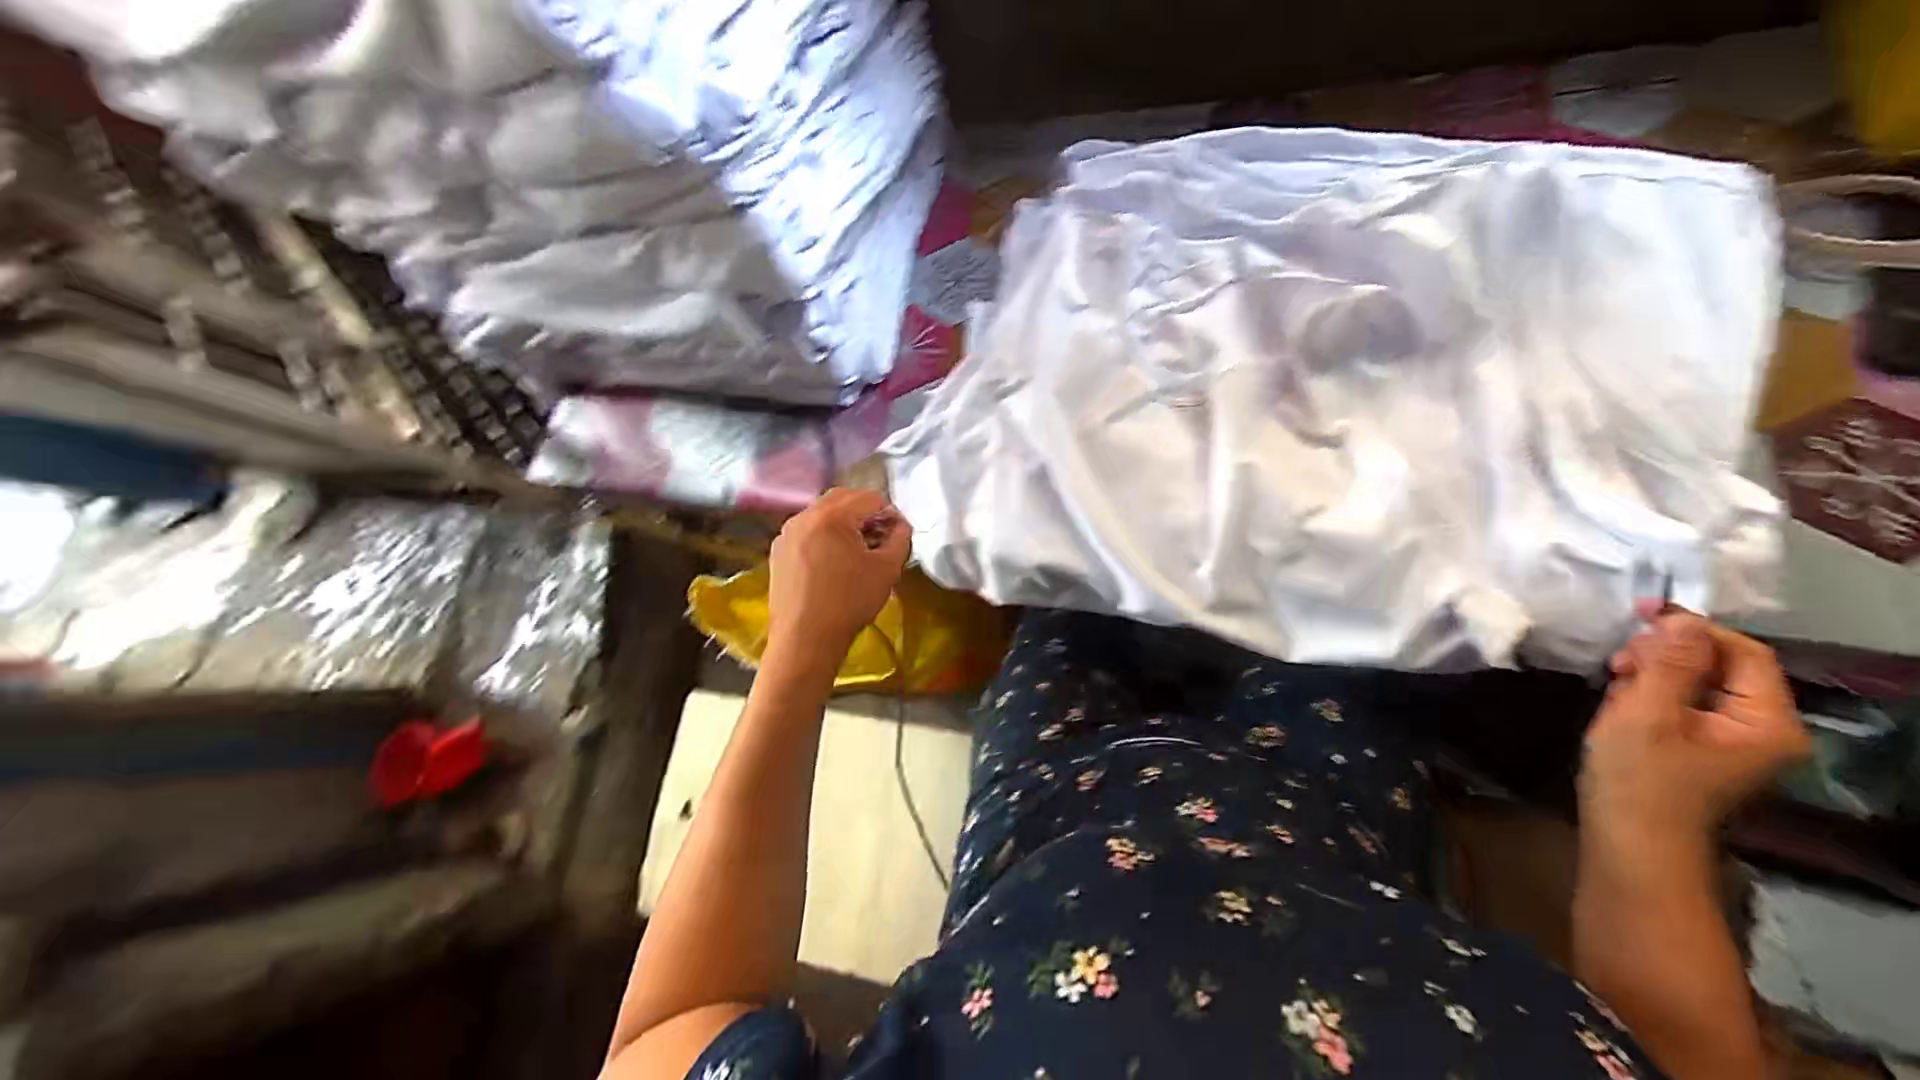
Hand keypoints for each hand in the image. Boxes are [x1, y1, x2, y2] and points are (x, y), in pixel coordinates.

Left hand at [767, 488, 910, 662]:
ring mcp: (787, 534)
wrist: (805, 640)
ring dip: (843, 523)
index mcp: (832, 516)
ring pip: (821, 515)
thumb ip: (900, 539)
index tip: (898, 534)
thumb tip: (900, 527)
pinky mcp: (778, 552)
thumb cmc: (850, 602)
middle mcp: (804, 516)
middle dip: (864, 512)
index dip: (890, 513)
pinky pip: (806, 533)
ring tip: (857, 550)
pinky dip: (823, 537)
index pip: (869, 498)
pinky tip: (833, 563)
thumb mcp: (887, 570)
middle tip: (879, 538)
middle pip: (842, 499)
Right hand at [1580, 605, 1808, 847]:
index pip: (1743, 653)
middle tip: (1617, 663)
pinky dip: (1649, 695)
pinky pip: (1682, 704)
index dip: (1694, 628)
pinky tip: (1621, 705)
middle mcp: (1763, 729)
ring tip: (1615, 685)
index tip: (1640, 612)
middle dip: (1666, 654)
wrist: (1629, 844)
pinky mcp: (1702, 749)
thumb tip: (1681, 618)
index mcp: (1767, 722)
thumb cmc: (1638, 780)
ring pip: (1695, 683)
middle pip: (1720, 666)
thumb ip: (1667, 663)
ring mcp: (1732, 742)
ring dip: (1652, 674)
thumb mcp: (1646, 714)